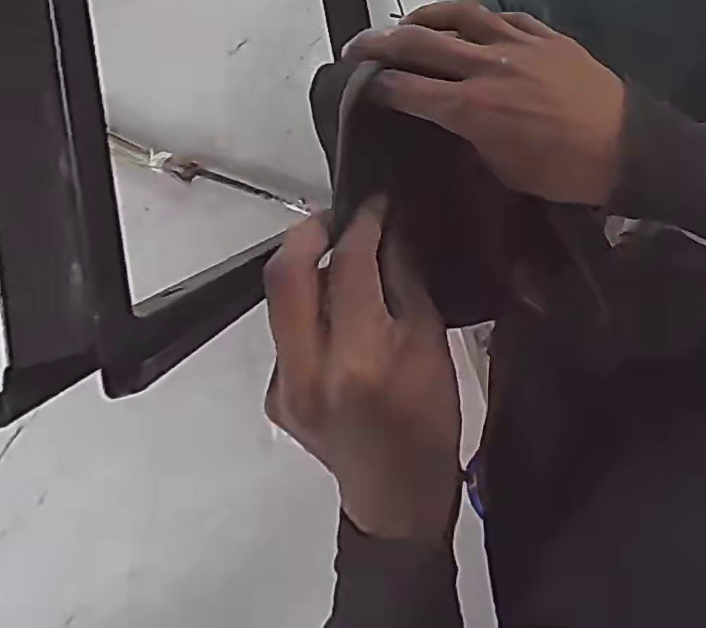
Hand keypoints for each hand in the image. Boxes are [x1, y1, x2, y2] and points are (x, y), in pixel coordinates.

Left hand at [263, 199, 462, 542]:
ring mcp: (283, 385)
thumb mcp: (431, 344)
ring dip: (305, 266)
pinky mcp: (274, 394)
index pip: (348, 266)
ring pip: (278, 300)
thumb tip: (388, 233)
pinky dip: (307, 307)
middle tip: (337, 218)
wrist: (395, 500)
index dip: (363, 224)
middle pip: (284, 275)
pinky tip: (336, 312)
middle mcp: (307, 370)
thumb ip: (403, 281)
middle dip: (308, 231)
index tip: (376, 204)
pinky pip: (285, 331)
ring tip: (339, 255)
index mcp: (358, 358)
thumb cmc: (429, 421)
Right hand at [342, 1, 626, 206]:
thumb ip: (467, 136)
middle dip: (380, 42)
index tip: (360, 84)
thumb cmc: (562, 171)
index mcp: (471, 108)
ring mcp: (517, 44)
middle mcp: (486, 67)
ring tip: (408, 23)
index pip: (407, 88)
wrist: (625, 147)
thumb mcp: (501, 169)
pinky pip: (503, 16)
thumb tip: (446, 118)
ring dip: (425, 17)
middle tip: (359, 45)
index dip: (377, 85)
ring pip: (459, 14)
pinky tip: (469, 24)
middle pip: (419, 42)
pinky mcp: (545, 35)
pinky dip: (478, 18)